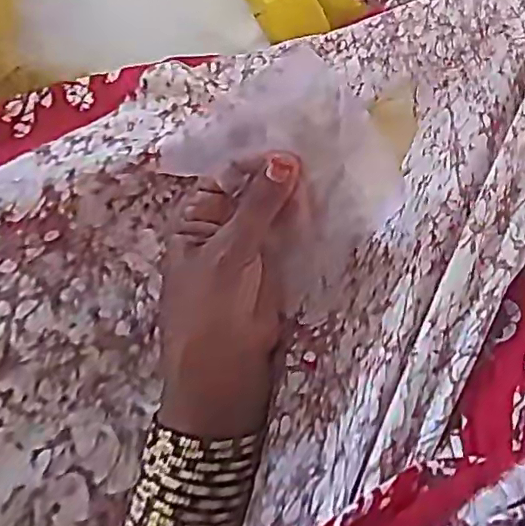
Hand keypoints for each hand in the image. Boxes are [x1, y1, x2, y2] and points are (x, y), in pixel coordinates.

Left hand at [157, 153, 301, 438]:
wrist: (225, 370)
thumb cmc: (210, 310)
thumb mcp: (229, 252)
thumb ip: (260, 205)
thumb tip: (285, 160)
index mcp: (197, 217)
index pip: (228, 175)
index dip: (258, 162)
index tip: (292, 156)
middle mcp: (226, 222)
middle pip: (257, 186)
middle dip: (283, 175)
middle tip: (316, 165)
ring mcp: (254, 240)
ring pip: (279, 205)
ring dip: (299, 194)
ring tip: (325, 181)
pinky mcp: (280, 256)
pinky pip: (295, 227)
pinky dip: (310, 215)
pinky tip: (327, 203)